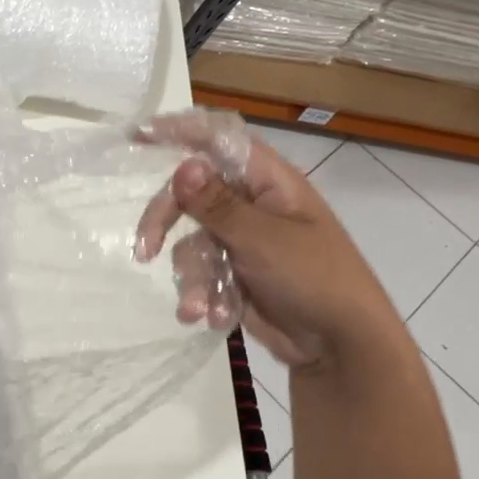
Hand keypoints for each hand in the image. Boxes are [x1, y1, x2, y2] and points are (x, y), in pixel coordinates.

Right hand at [133, 117, 394, 370]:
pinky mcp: (234, 272)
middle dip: (165, 222)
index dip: (180, 132)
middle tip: (144, 249)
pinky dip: (201, 295)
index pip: (219, 141)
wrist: (340, 345)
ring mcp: (243, 239)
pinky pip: (200, 272)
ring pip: (190, 241)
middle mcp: (253, 204)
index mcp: (269, 182)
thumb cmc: (315, 279)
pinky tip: (211, 317)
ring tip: (200, 309)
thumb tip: (182, 164)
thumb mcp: (262, 240)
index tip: (138, 136)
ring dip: (191, 276)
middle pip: (190, 194)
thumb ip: (216, 204)